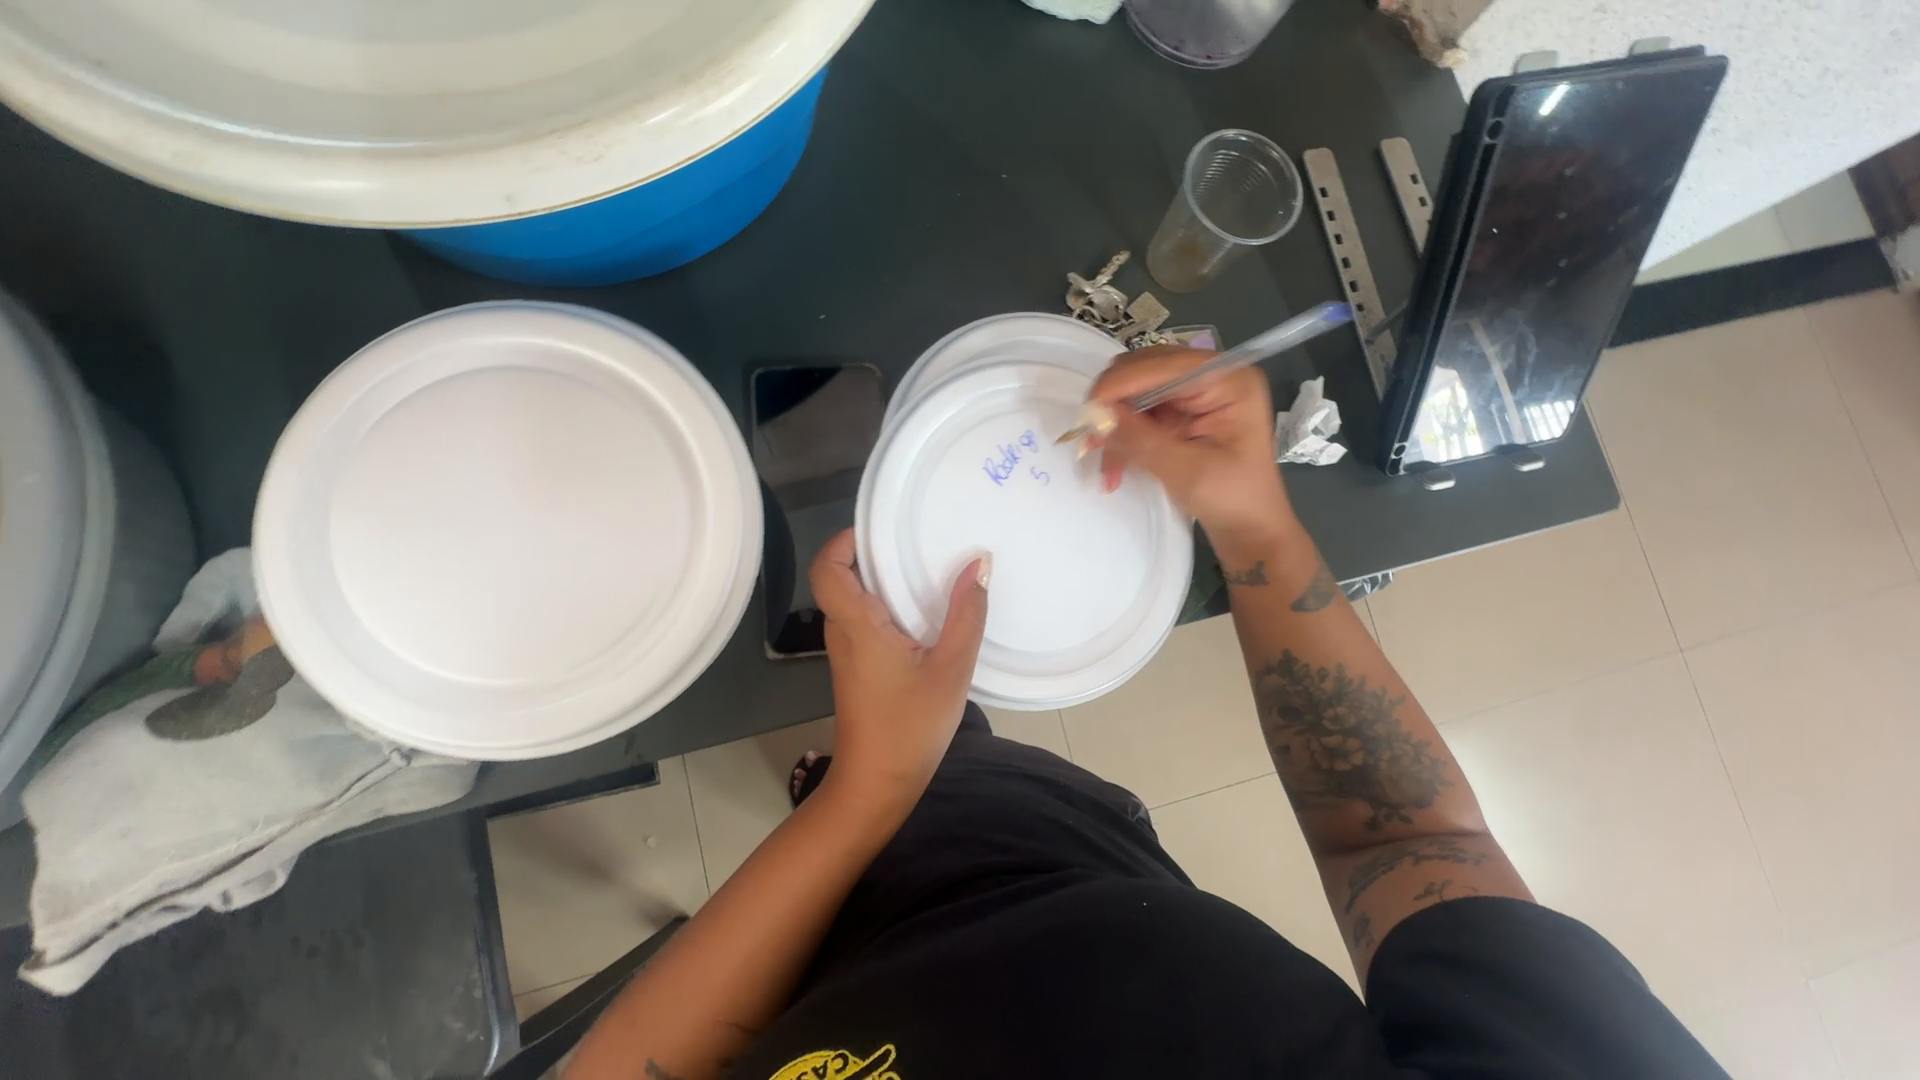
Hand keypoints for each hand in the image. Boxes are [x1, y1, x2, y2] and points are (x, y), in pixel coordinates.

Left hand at [809, 529, 989, 813]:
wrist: (878, 784)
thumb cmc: (910, 726)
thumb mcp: (951, 668)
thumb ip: (967, 614)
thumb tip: (979, 562)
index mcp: (857, 624)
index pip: (827, 567)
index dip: (844, 540)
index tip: (882, 529)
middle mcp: (844, 631)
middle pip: (842, 576)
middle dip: (876, 554)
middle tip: (919, 541)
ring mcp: (847, 651)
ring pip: (855, 599)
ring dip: (885, 581)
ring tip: (929, 569)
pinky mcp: (858, 666)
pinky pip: (867, 620)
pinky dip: (890, 606)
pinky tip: (927, 612)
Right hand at [1090, 346, 1297, 551]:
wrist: (1250, 529)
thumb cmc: (1233, 500)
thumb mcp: (1186, 471)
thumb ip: (1141, 439)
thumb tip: (1097, 415)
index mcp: (1229, 380)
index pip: (1165, 365)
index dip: (1122, 382)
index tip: (1088, 409)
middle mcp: (1212, 378)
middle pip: (1146, 372)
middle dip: (1114, 405)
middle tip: (1090, 439)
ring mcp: (1195, 396)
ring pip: (1136, 395)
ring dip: (1114, 427)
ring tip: (1102, 464)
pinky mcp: (1182, 415)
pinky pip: (1139, 416)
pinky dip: (1123, 439)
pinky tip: (1114, 469)